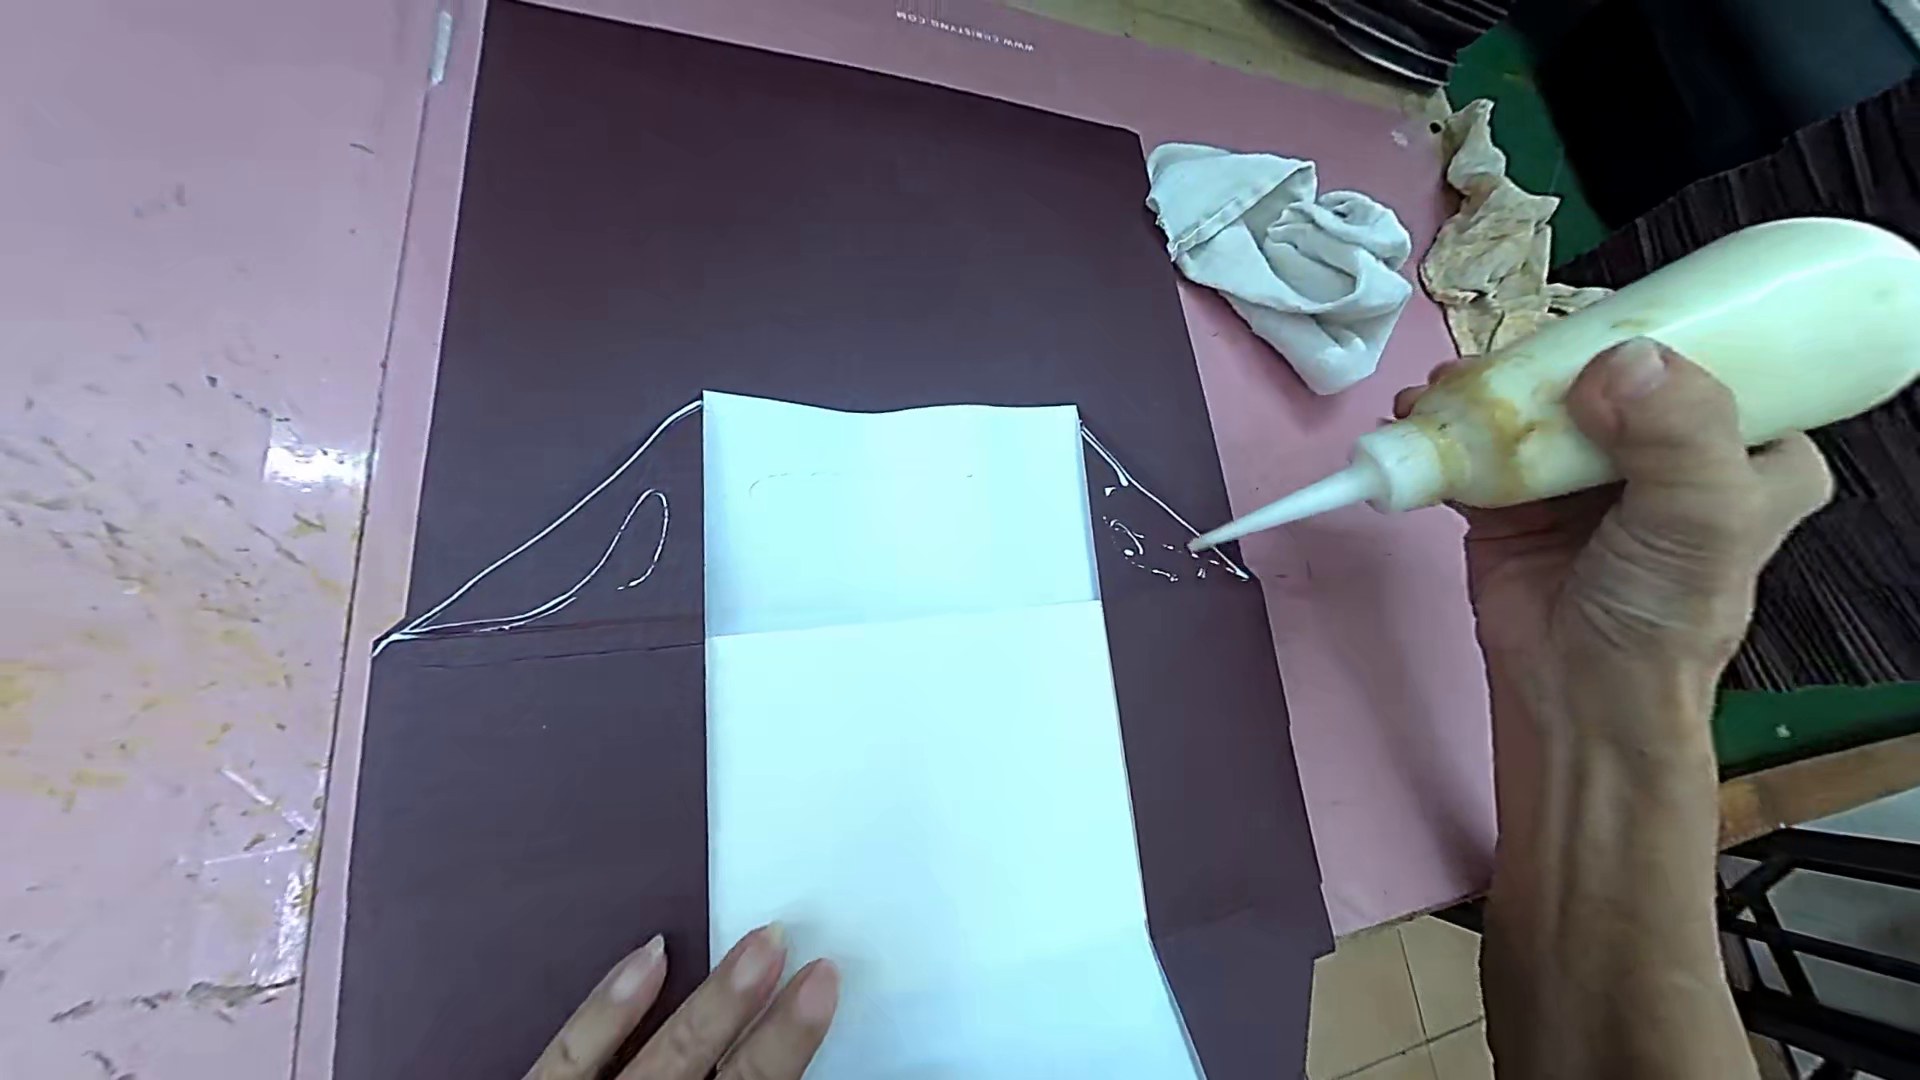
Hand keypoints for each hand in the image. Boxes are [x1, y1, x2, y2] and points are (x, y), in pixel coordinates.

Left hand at [524, 924, 838, 1079]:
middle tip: (809, 961)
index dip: (788, 1050)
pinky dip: (607, 1012)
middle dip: (768, 1029)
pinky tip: (651, 953)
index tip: (824, 985)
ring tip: (761, 943)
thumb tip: (778, 1069)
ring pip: (656, 1065)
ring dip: (713, 1005)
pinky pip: (562, 1066)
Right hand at [1395, 337, 1830, 753]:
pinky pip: (1472, 460)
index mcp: (1733, 454)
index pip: (1695, 370)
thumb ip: (1678, 434)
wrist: (1570, 683)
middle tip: (1486, 361)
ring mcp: (1567, 485)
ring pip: (1521, 421)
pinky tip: (1417, 422)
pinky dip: (1443, 440)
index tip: (1581, 322)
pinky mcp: (1504, 508)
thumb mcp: (1701, 520)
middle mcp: (1646, 461)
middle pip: (1588, 389)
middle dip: (1533, 366)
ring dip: (1476, 399)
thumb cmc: (1656, 611)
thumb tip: (1616, 357)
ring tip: (1434, 391)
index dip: (1642, 336)